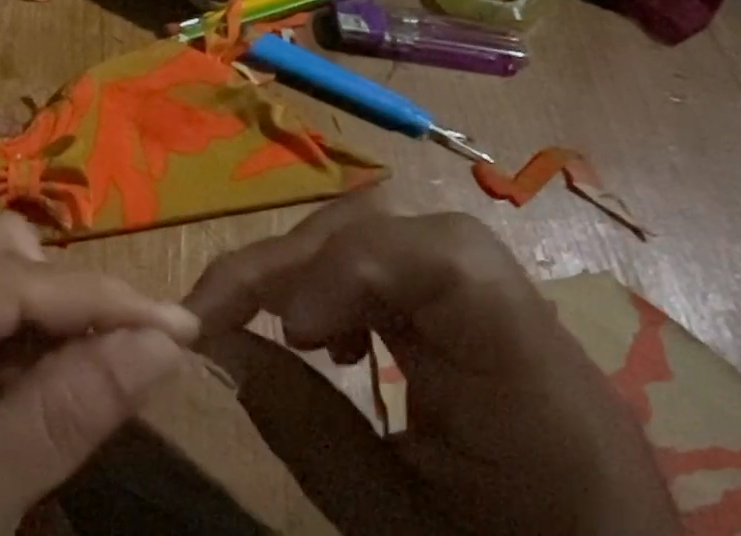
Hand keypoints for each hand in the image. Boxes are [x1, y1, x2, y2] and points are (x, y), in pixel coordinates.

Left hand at [0, 213, 200, 535]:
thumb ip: (68, 409)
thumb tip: (162, 341)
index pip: (4, 281)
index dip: (96, 296)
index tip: (180, 325)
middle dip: (61, 298)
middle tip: (99, 371)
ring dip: (41, 314)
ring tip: (44, 392)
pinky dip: (17, 332)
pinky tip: (16, 389)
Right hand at [186, 197, 678, 535]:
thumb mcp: (389, 525)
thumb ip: (302, 428)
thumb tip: (211, 341)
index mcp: (528, 386)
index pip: (449, 261)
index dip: (347, 265)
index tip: (287, 329)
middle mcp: (523, 331)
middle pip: (403, 233)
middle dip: (300, 260)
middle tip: (226, 315)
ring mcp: (503, 322)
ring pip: (392, 239)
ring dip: (310, 268)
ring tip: (274, 328)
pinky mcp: (480, 329)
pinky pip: (397, 271)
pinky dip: (336, 286)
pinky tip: (323, 340)